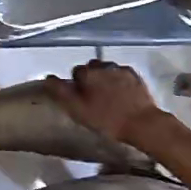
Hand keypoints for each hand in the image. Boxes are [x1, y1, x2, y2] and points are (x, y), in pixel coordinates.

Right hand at [45, 61, 169, 146]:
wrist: (142, 123)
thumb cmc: (107, 119)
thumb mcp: (78, 110)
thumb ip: (61, 92)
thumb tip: (48, 77)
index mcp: (88, 73)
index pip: (76, 72)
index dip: (77, 85)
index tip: (81, 98)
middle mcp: (104, 66)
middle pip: (92, 68)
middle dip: (91, 78)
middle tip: (94, 98)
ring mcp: (121, 69)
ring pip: (107, 69)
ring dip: (105, 77)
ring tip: (109, 96)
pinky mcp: (136, 75)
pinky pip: (121, 73)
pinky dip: (119, 80)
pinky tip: (122, 94)